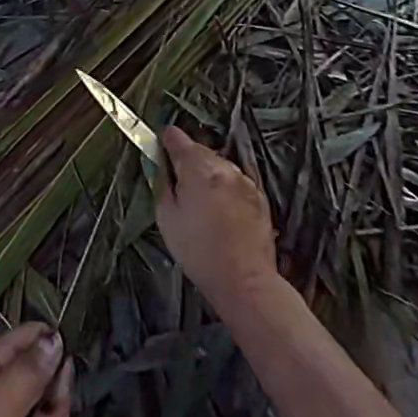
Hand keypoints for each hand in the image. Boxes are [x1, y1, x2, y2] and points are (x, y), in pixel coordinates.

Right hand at [156, 126, 279, 308]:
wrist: (244, 280)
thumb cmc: (198, 250)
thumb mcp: (165, 217)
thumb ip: (160, 182)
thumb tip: (158, 163)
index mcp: (197, 166)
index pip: (175, 136)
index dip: (163, 141)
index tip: (158, 152)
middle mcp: (223, 165)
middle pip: (198, 150)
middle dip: (186, 162)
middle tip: (178, 188)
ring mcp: (244, 179)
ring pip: (218, 165)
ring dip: (207, 175)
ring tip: (201, 204)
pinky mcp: (259, 195)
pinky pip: (235, 181)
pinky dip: (225, 188)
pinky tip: (221, 212)